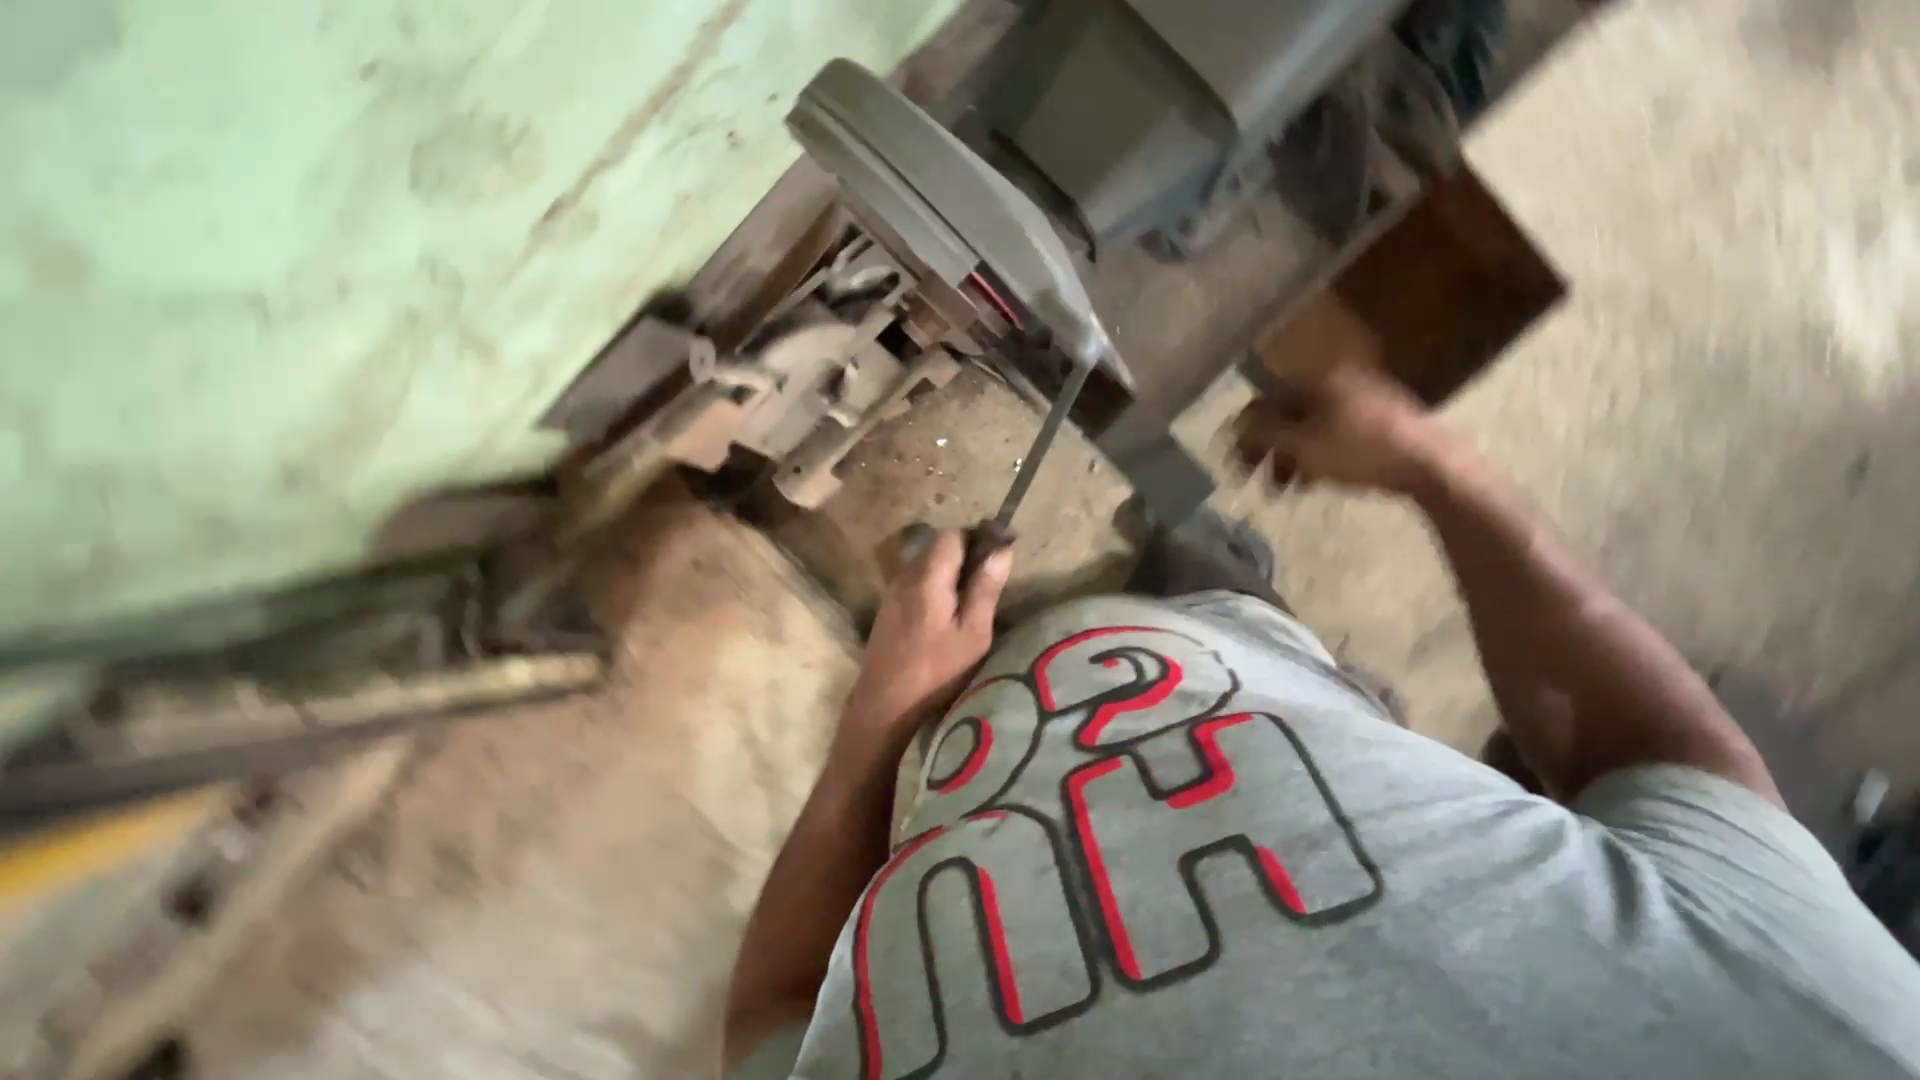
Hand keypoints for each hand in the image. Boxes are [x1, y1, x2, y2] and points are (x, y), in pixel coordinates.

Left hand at [837, 530, 1012, 768]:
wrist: (884, 704)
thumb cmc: (936, 671)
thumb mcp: (973, 633)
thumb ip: (986, 588)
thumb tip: (1003, 549)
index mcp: (928, 576)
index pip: (952, 534)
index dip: (976, 540)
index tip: (996, 559)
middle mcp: (905, 575)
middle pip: (937, 547)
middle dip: (964, 557)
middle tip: (986, 585)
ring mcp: (892, 592)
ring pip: (925, 565)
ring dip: (948, 575)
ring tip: (968, 604)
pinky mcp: (887, 609)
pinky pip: (915, 583)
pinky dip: (933, 588)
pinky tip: (944, 617)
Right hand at [1234, 360, 1459, 495]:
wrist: (1429, 464)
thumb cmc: (1359, 451)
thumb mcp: (1302, 444)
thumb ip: (1263, 432)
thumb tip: (1235, 424)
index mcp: (1318, 379)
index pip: (1265, 400)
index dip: (1245, 431)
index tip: (1234, 461)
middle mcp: (1337, 382)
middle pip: (1287, 415)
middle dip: (1267, 450)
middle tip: (1254, 479)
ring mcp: (1361, 401)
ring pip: (1309, 429)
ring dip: (1289, 458)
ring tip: (1284, 489)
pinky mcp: (1377, 423)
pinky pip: (1332, 436)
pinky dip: (1314, 456)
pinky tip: (1311, 482)